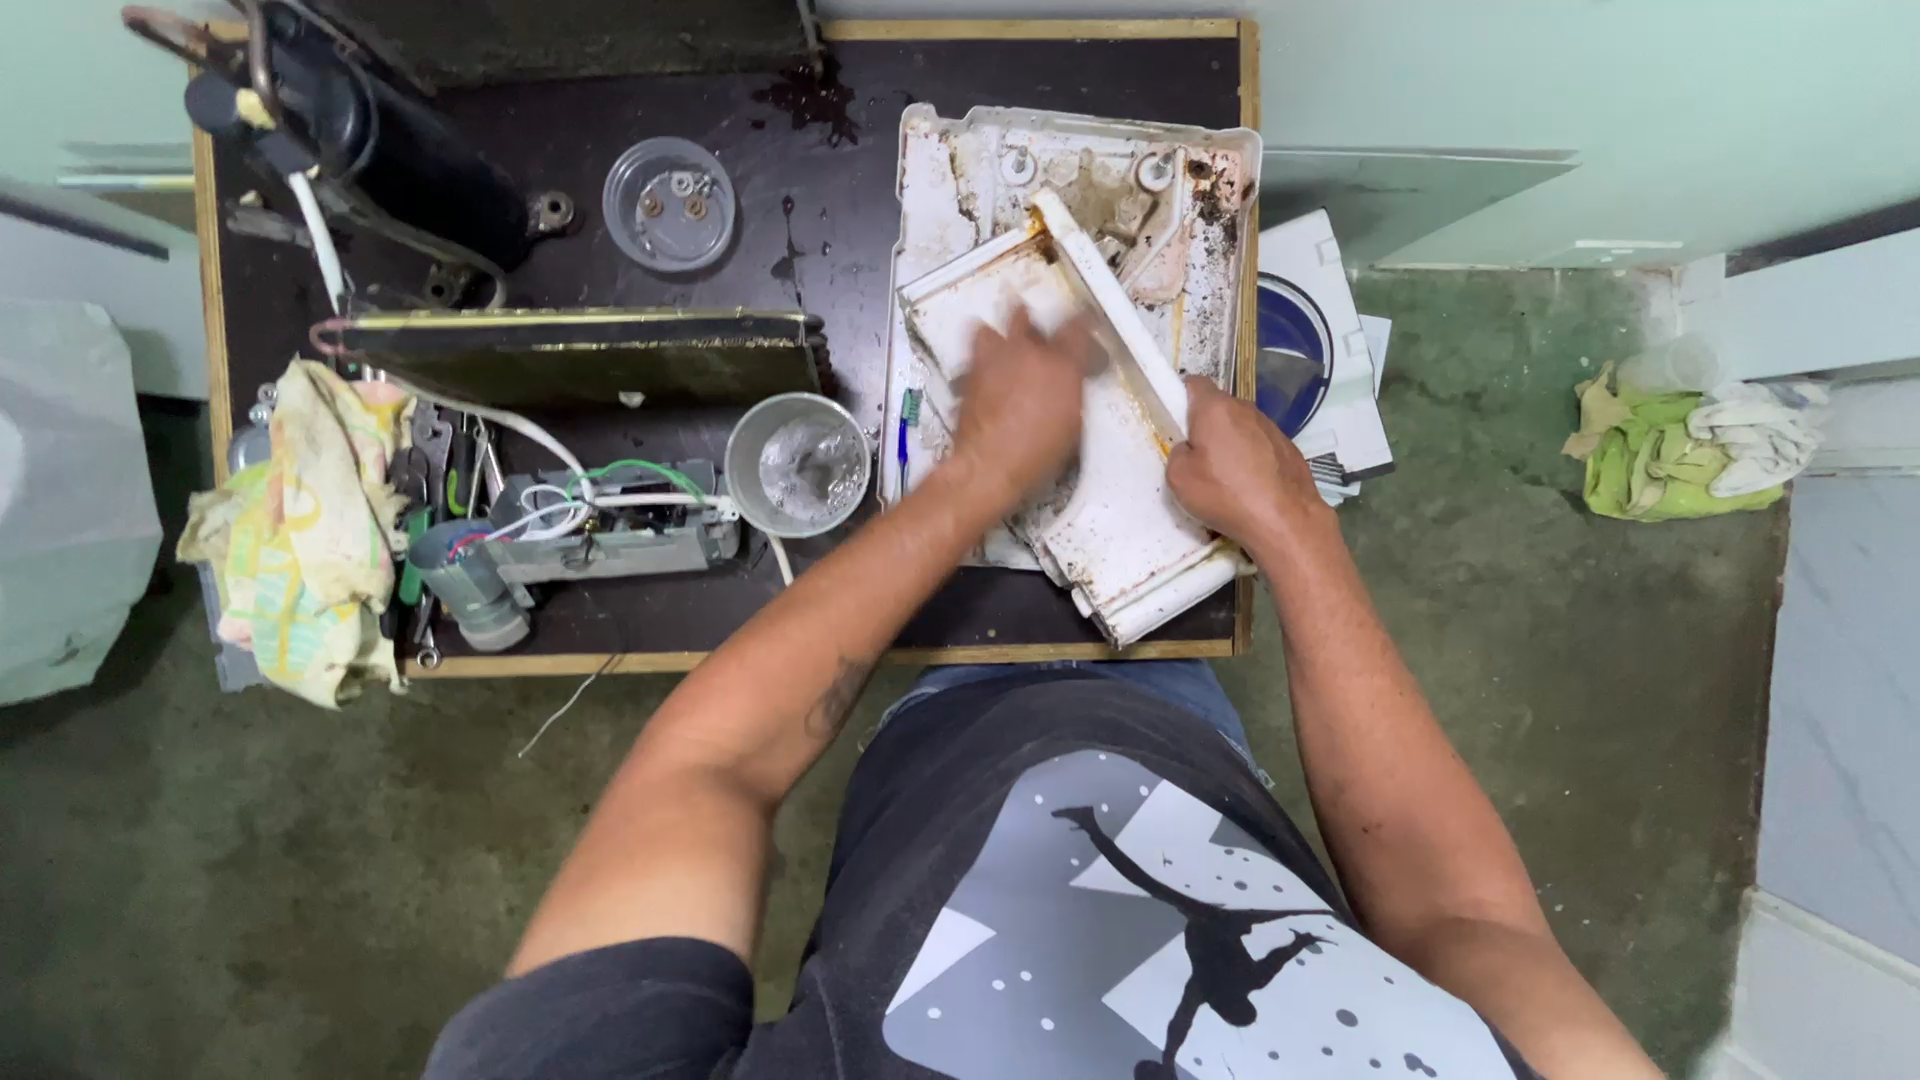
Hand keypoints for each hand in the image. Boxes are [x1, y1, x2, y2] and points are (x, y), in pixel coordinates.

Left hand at [946, 307, 1099, 509]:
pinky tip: (987, 366)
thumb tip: (1068, 380)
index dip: (1081, 323)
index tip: (1082, 325)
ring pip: (996, 326)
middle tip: (1038, 339)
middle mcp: (1028, 353)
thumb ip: (1071, 391)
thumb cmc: (1037, 454)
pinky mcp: (971, 371)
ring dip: (1002, 333)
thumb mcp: (1071, 425)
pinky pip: (976, 348)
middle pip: (1031, 318)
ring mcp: (995, 358)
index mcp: (1062, 365)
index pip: (1077, 326)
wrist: (989, 464)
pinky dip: (983, 352)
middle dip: (1035, 324)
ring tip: (1005, 346)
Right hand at [1167, 375, 1330, 547]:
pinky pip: (1260, 445)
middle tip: (1197, 456)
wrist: (1284, 520)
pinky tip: (1250, 485)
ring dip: (1230, 442)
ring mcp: (1272, 427)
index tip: (1176, 421)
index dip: (1181, 397)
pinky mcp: (1288, 447)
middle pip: (1219, 407)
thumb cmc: (1224, 494)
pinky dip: (1251, 458)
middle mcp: (1246, 409)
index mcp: (1215, 409)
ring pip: (1241, 427)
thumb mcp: (1179, 478)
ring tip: (1226, 476)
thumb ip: (1178, 453)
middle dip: (1206, 425)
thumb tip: (1190, 449)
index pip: (1195, 383)